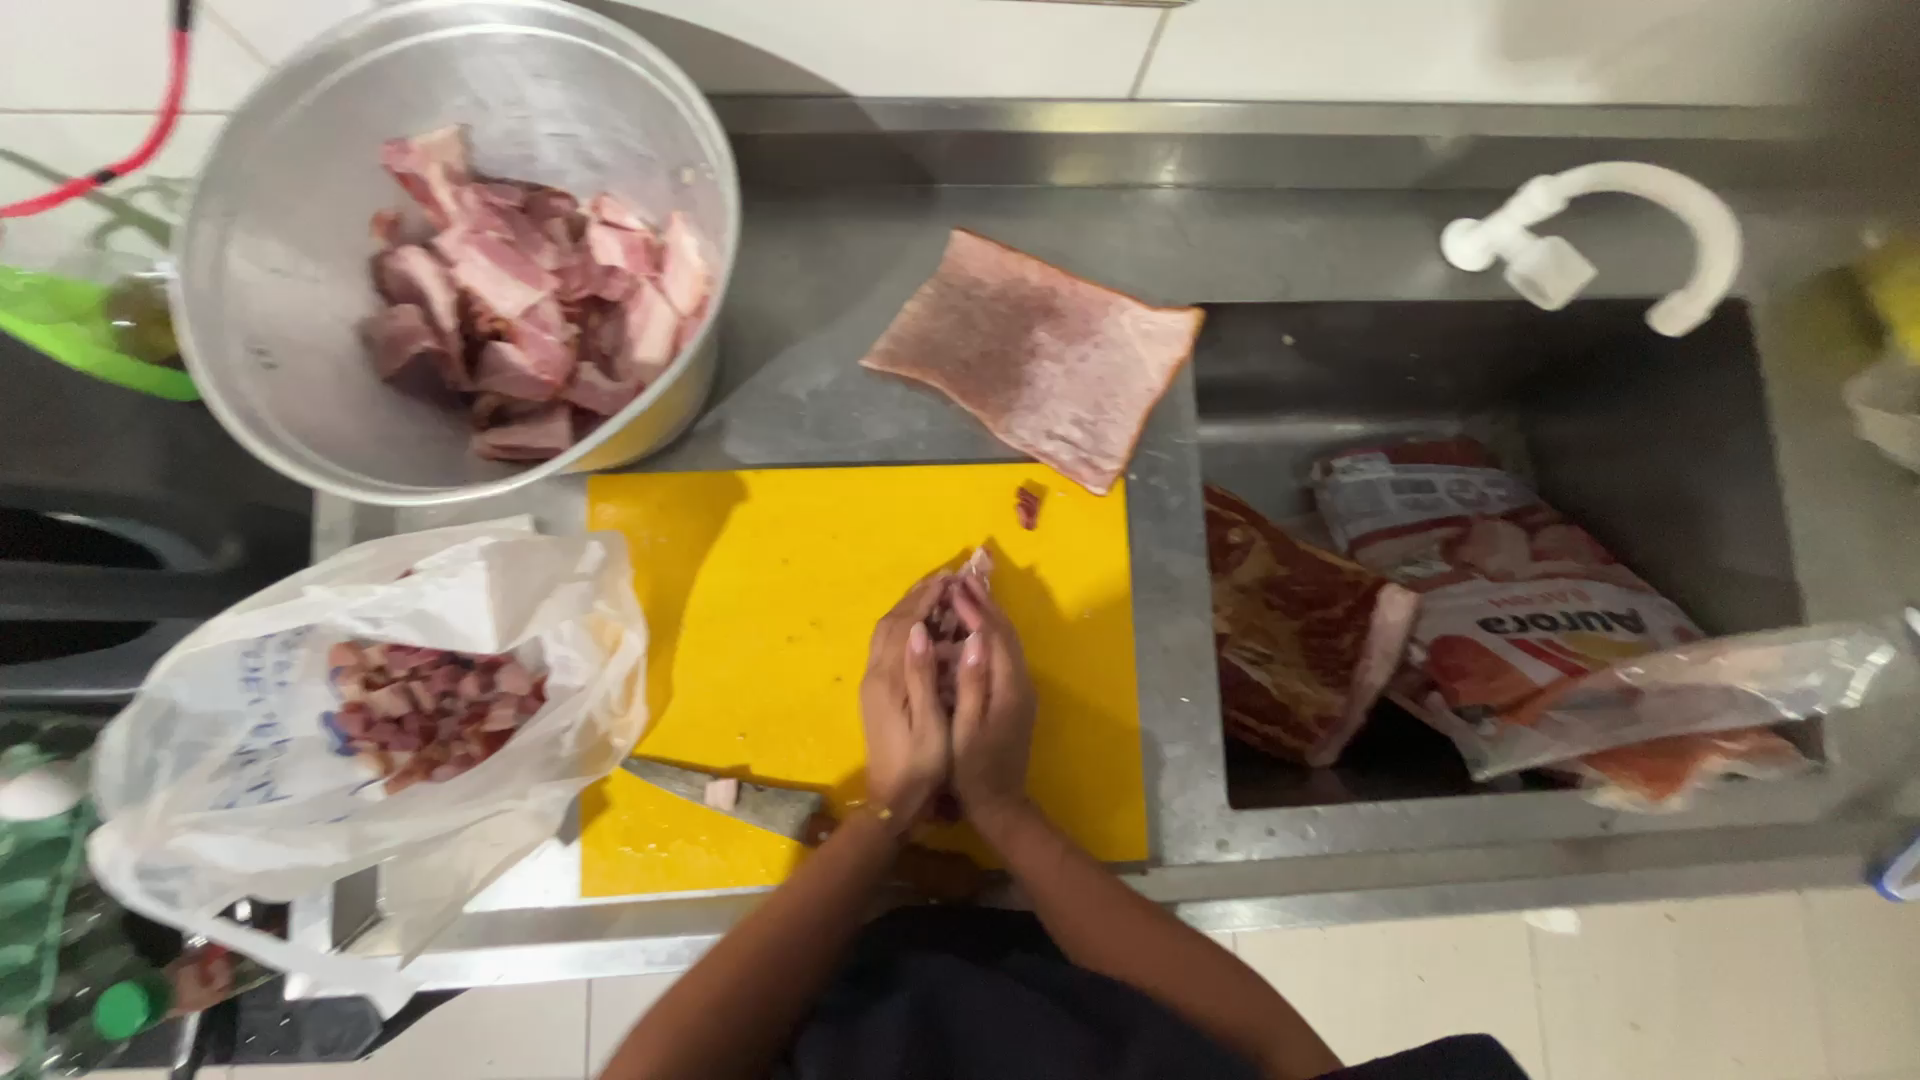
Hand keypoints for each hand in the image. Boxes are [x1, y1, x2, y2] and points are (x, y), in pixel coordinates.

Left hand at [858, 575, 952, 824]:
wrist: (892, 800)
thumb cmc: (920, 766)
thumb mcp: (929, 724)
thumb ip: (922, 676)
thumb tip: (921, 631)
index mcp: (889, 681)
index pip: (906, 625)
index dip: (926, 599)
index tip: (948, 578)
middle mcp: (875, 675)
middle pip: (890, 622)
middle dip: (915, 596)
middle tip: (943, 577)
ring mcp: (872, 683)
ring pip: (885, 631)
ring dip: (907, 608)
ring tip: (933, 593)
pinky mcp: (875, 691)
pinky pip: (886, 645)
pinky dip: (903, 625)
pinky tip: (921, 626)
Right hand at [948, 576, 1037, 821]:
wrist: (1000, 803)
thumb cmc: (973, 769)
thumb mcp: (966, 729)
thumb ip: (972, 683)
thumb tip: (975, 640)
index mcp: (1009, 688)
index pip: (994, 636)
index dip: (976, 609)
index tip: (955, 587)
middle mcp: (1022, 683)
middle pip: (1006, 633)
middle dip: (985, 604)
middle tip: (962, 580)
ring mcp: (1022, 690)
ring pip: (1009, 642)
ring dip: (990, 617)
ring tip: (968, 595)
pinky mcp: (1017, 697)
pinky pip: (1006, 654)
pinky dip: (992, 634)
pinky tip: (976, 630)